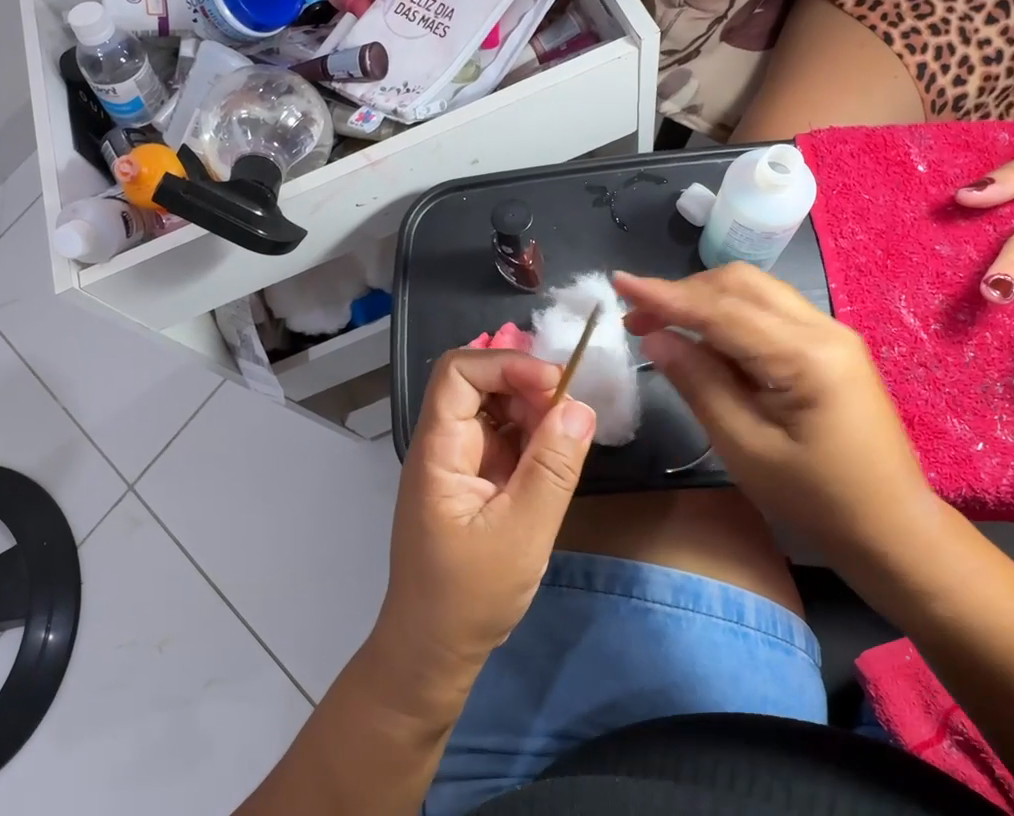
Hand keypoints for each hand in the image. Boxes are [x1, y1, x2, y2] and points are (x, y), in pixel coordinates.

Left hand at [381, 350, 596, 671]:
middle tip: (573, 413)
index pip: (458, 372)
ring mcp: (458, 464)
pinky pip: (503, 442)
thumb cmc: (469, 595)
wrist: (434, 648)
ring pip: (494, 411)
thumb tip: (579, 406)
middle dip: (526, 386)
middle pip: (478, 385)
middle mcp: (443, 446)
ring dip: (533, 412)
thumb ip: (552, 468)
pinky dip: (532, 440)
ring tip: (569, 437)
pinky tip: (558, 457)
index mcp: (439, 449)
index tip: (555, 386)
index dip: (506, 364)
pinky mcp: (474, 483)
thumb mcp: (522, 533)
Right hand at [615, 267, 940, 555]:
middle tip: (636, 318)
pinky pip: (769, 314)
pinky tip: (703, 342)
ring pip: (756, 293)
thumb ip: (699, 384)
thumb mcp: (745, 447)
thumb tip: (656, 338)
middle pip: (741, 284)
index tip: (617, 282)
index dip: (665, 295)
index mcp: (805, 355)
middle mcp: (823, 329)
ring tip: (661, 326)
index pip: (721, 310)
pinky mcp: (830, 349)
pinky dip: (728, 317)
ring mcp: (831, 336)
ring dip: (704, 300)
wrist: (892, 527)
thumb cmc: (816, 498)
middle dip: (683, 292)